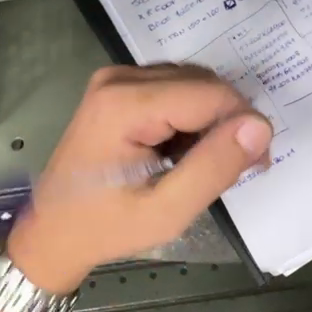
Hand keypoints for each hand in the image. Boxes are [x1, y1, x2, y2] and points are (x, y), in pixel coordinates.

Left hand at [6, 64, 271, 292]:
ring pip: (193, 84)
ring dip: (211, 120)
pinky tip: (183, 152)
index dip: (242, 125)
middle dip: (228, 123)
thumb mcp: (166, 211)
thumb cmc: (105, 228)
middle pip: (203, 84)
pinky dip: (190, 117)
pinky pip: (175, 89)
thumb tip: (259, 126)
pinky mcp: (118, 88)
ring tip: (205, 165)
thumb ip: (214, 166)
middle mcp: (119, 78)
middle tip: (234, 169)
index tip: (253, 165)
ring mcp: (116, 79)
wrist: (52, 233)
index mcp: (125, 103)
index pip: (212, 94)